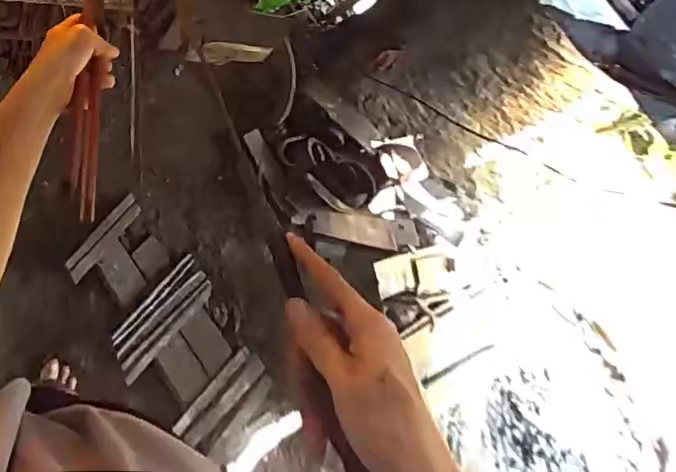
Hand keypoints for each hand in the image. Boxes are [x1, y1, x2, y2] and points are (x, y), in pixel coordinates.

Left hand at [16, 15, 118, 111]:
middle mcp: (62, 50)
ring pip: (90, 67)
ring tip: (107, 75)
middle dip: (102, 53)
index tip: (103, 34)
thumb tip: (112, 51)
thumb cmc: (64, 56)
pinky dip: (96, 85)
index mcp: (62, 32)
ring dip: (102, 71)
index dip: (92, 26)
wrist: (49, 87)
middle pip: (88, 47)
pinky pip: (87, 84)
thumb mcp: (85, 36)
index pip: (79, 22)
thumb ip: (100, 41)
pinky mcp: (69, 87)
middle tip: (108, 58)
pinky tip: (104, 85)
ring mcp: (65, 69)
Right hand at [284, 234, 456, 471]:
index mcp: (367, 325)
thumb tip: (295, 304)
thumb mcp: (342, 380)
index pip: (331, 282)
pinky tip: (322, 437)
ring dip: (312, 395)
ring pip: (321, 361)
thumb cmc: (385, 422)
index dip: (309, 261)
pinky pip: (334, 382)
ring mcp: (368, 362)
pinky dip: (324, 407)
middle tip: (301, 397)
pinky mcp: (368, 386)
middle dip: (304, 367)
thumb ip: (316, 340)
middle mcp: (368, 337)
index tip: (291, 239)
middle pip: (318, 330)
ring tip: (315, 432)